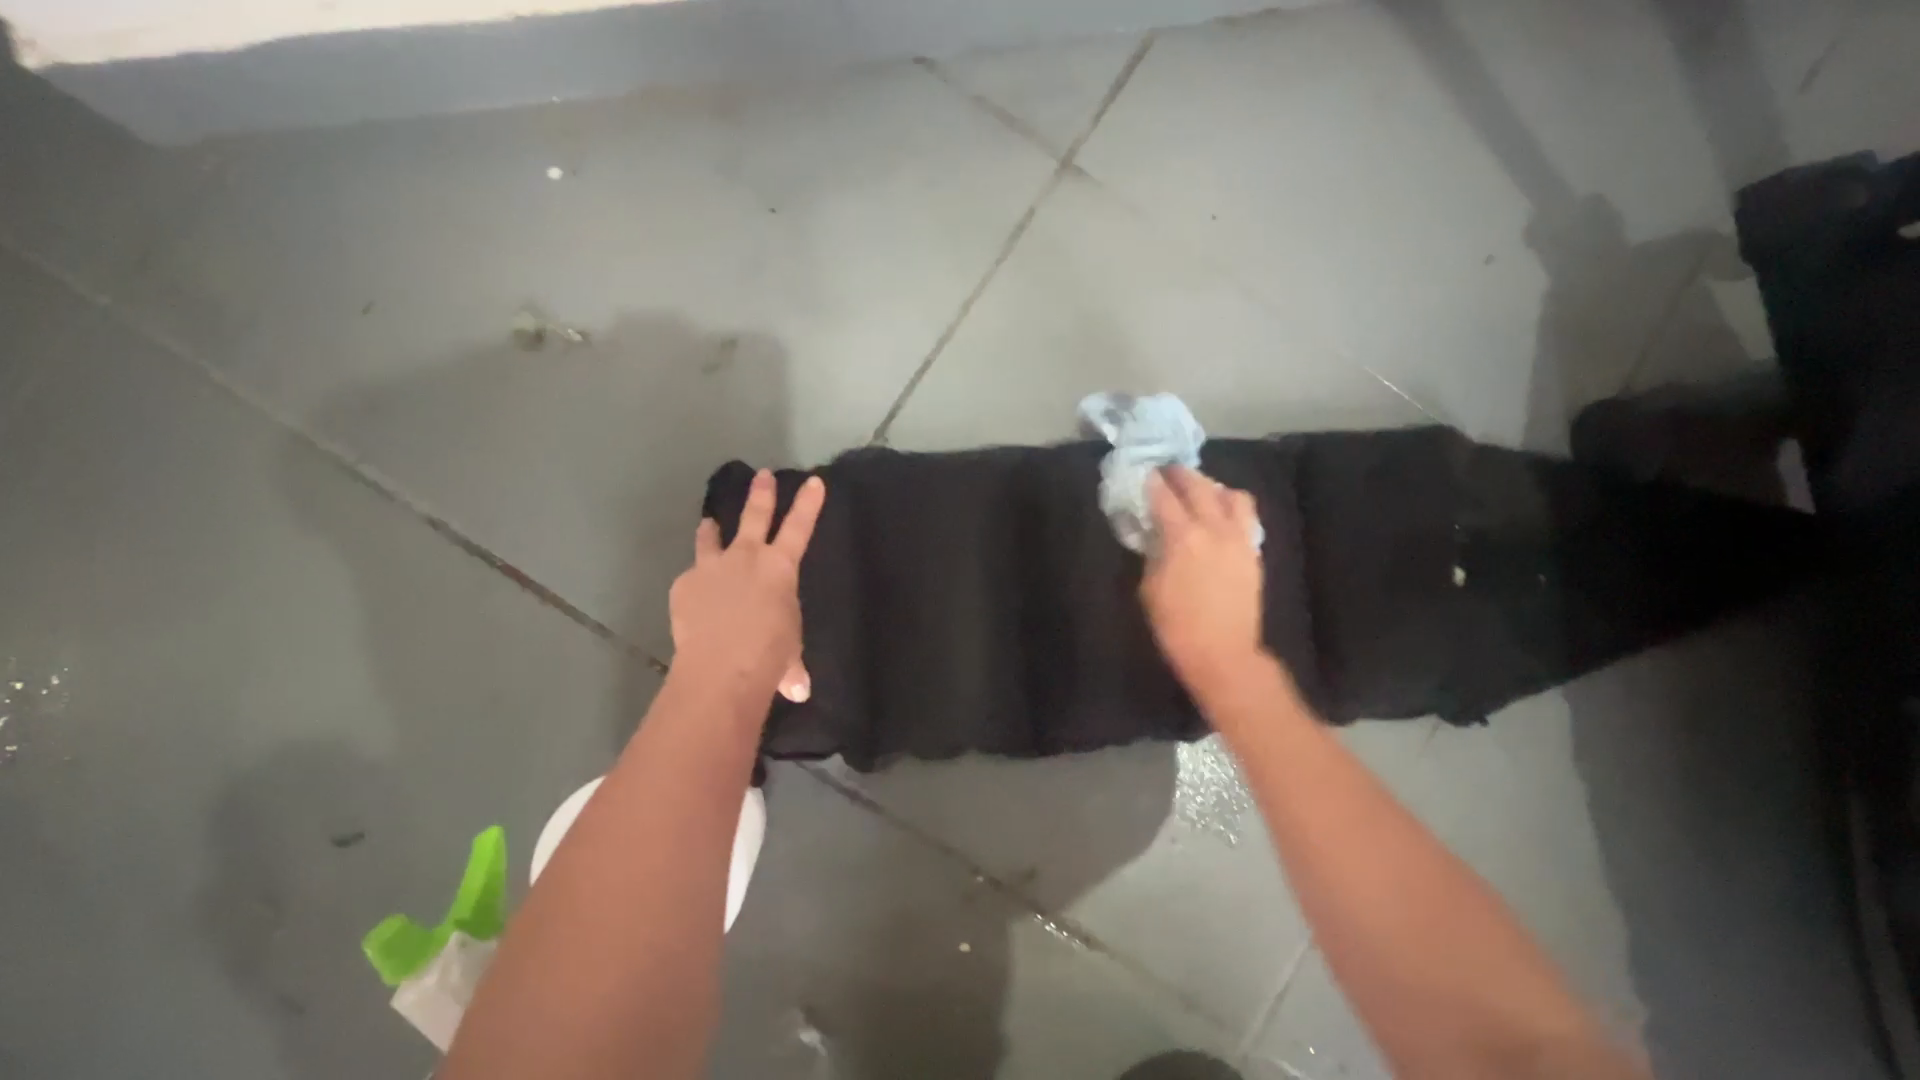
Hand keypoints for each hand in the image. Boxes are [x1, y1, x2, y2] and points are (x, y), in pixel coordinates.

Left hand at [669, 469, 824, 703]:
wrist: (722, 665)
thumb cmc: (769, 657)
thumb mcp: (787, 657)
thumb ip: (791, 666)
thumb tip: (798, 689)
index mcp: (781, 568)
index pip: (799, 527)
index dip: (808, 504)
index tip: (814, 481)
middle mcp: (746, 557)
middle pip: (755, 516)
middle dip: (761, 495)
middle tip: (762, 476)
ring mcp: (712, 567)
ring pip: (712, 538)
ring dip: (711, 529)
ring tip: (707, 521)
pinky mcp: (684, 584)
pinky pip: (691, 579)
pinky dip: (694, 585)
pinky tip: (693, 598)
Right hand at [1141, 467, 1268, 695]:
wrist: (1223, 652)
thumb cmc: (1176, 626)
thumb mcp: (1150, 588)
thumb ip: (1153, 553)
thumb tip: (1154, 534)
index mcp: (1182, 537)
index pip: (1164, 497)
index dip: (1152, 482)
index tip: (1144, 473)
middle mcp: (1213, 529)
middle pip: (1199, 486)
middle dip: (1181, 475)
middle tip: (1169, 472)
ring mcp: (1239, 538)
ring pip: (1231, 495)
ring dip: (1213, 487)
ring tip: (1201, 492)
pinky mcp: (1253, 552)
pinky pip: (1246, 517)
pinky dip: (1231, 508)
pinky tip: (1220, 517)